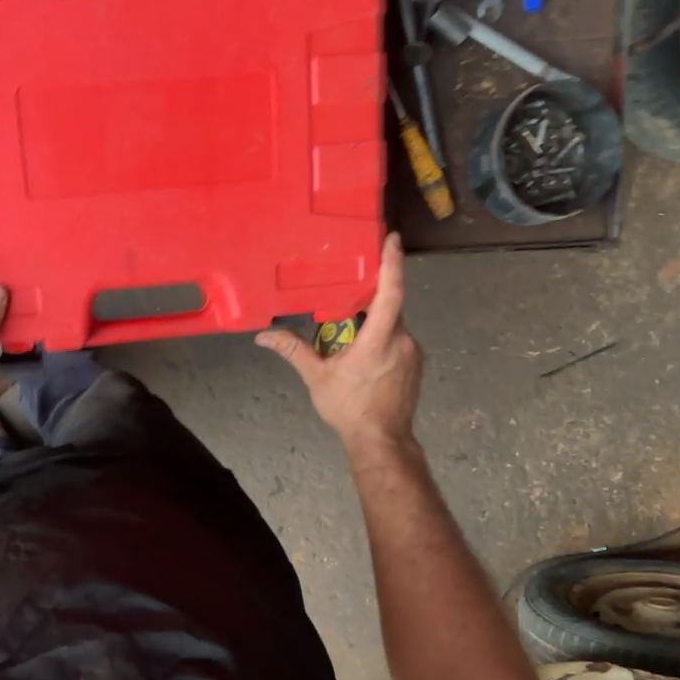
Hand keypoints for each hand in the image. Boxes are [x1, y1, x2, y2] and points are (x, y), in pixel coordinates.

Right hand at [257, 234, 421, 455]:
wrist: (382, 441)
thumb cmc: (349, 408)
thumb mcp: (317, 378)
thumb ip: (294, 351)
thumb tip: (263, 336)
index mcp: (379, 340)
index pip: (391, 292)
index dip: (392, 263)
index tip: (391, 238)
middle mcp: (402, 340)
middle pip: (390, 307)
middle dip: (371, 299)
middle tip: (350, 290)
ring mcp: (413, 352)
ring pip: (394, 325)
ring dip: (375, 323)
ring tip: (351, 331)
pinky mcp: (416, 364)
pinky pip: (399, 340)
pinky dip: (383, 338)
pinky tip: (365, 353)